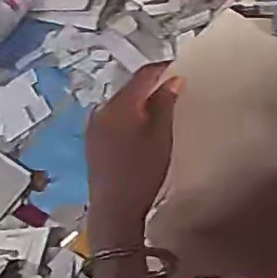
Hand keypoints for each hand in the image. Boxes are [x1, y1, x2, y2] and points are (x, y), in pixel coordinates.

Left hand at [84, 62, 183, 241]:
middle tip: (178, 89)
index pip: (144, 74)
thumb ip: (166, 104)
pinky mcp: (93, 140)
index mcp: (120, 105)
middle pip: (131, 87)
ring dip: (142, 101)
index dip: (163, 68)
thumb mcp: (161, 136)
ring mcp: (94, 125)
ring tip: (164, 109)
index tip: (183, 68)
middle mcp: (102, 109)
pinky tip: (144, 128)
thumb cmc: (143, 172)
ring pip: (122, 103)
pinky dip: (131, 115)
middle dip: (153, 85)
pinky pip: (115, 117)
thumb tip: (173, 79)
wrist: (114, 209)